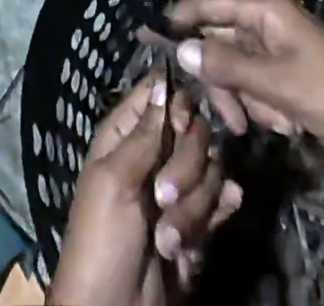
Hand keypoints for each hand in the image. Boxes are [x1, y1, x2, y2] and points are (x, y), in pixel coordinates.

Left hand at [47, 74, 242, 305]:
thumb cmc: (102, 240)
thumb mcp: (114, 182)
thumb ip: (144, 134)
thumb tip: (163, 82)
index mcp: (124, 134)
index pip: (159, 94)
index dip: (176, 103)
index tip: (181, 124)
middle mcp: (152, 152)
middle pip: (192, 131)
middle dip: (185, 168)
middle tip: (162, 198)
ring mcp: (176, 184)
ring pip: (209, 168)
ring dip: (194, 207)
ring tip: (169, 240)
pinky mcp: (197, 217)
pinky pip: (220, 198)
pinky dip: (216, 213)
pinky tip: (212, 228)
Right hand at [168, 0, 323, 170]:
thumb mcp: (278, 84)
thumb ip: (225, 65)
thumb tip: (181, 50)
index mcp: (263, 9)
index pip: (203, 4)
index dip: (175, 21)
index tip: (146, 42)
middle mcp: (266, 21)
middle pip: (217, 42)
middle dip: (221, 80)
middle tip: (229, 118)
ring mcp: (278, 49)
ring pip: (235, 69)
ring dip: (246, 100)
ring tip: (273, 124)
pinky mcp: (289, 74)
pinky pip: (257, 86)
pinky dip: (264, 107)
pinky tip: (288, 125)